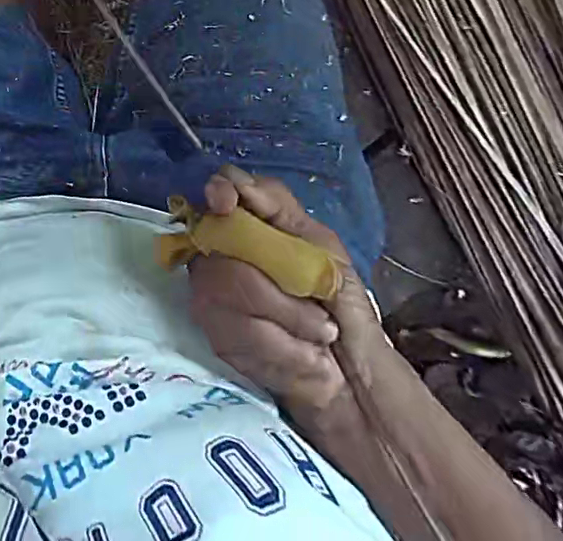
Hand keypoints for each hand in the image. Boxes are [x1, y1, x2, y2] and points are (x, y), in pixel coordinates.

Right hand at [187, 167, 382, 419]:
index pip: (221, 190)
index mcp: (248, 224)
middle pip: (223, 240)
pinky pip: (242, 328)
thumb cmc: (339, 304)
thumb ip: (280, 211)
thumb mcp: (324, 250)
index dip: (220, 191)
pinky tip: (303, 354)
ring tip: (318, 334)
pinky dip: (285, 346)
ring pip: (233, 285)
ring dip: (290, 316)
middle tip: (318, 302)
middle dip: (280, 277)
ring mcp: (209, 290)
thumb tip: (236, 184)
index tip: (226, 203)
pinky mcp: (213, 331)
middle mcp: (218, 251)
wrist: (353, 377)